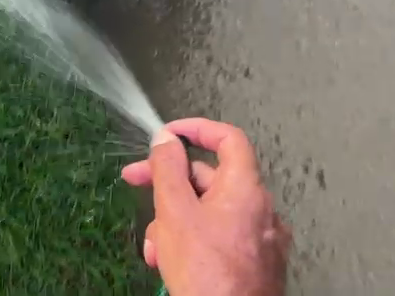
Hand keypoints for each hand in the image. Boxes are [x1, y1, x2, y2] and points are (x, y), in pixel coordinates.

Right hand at [121, 118, 289, 295]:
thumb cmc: (203, 267)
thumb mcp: (174, 210)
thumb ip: (167, 167)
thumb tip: (166, 137)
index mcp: (246, 191)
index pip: (229, 138)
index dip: (195, 128)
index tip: (164, 135)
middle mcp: (261, 211)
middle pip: (209, 177)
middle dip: (166, 181)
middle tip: (132, 181)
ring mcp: (261, 242)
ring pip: (208, 210)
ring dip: (172, 217)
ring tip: (152, 245)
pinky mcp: (256, 266)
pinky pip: (219, 236)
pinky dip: (191, 238)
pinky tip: (166, 259)